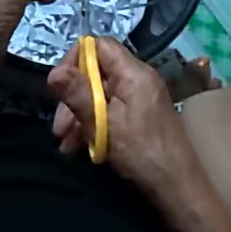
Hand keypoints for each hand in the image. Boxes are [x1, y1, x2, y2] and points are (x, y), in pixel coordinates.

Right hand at [46, 37, 211, 216]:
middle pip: (97, 72)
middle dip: (73, 97)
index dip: (76, 60)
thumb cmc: (141, 152)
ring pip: (101, 94)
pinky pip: (111, 109)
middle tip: (59, 129)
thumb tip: (53, 71)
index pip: (100, 46)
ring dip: (79, 116)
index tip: (60, 87)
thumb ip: (78, 95)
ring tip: (66, 144)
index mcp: (133, 72)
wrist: (177, 185)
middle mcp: (139, 78)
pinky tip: (80, 147)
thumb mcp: (103, 123)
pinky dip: (94, 124)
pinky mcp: (141, 115)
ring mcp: (141, 97)